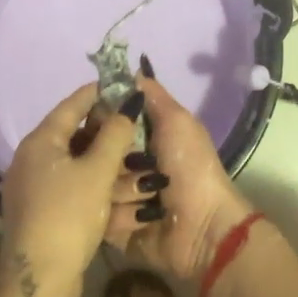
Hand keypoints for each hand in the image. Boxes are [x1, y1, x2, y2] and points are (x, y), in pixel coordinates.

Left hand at [0, 82, 143, 288]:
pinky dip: (96, 182)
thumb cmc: (68, 216)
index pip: (73, 104)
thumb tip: (130, 100)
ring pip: (77, 162)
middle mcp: (32, 159)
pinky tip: (120, 189)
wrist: (39, 283)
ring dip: (107, 160)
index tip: (128, 86)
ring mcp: (34, 187)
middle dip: (109, 131)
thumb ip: (116, 133)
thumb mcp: (98, 171)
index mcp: (40, 141)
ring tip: (138, 161)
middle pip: (76, 133)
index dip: (102, 92)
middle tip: (139, 129)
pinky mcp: (42, 212)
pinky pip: (73, 185)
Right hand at [109, 75, 253, 279]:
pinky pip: (99, 216)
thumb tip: (131, 68)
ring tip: (149, 197)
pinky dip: (123, 216)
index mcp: (140, 137)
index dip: (101, 121)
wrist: (203, 227)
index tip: (102, 121)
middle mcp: (123, 164)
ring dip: (124, 190)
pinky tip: (143, 218)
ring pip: (95, 186)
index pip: (102, 122)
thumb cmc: (192, 168)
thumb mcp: (177, 121)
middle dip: (114, 160)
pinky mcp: (112, 228)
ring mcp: (116, 197)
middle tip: (138, 165)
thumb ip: (152, 95)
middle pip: (93, 154)